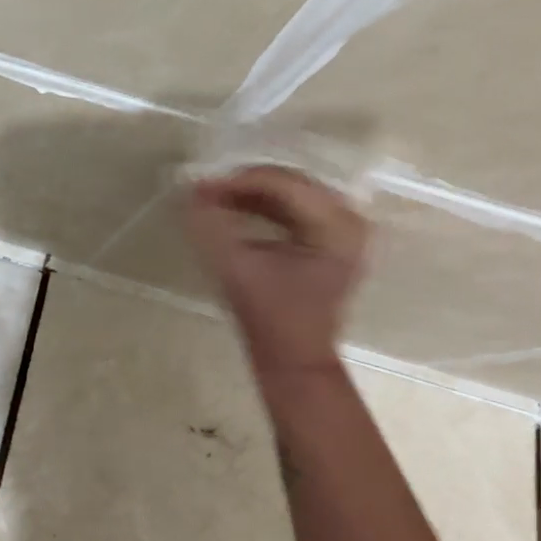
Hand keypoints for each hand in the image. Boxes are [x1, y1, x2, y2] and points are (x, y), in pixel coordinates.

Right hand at [186, 166, 369, 377]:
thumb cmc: (270, 318)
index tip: (200, 188)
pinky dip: (263, 206)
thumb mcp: (236, 269)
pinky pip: (294, 207)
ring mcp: (343, 228)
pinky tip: (234, 210)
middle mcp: (348, 218)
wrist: (295, 360)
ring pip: (290, 191)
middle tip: (206, 191)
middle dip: (244, 184)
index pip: (282, 183)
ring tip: (215, 200)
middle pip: (288, 181)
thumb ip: (212, 225)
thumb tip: (191, 189)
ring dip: (251, 193)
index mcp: (335, 225)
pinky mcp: (331, 238)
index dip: (237, 182)